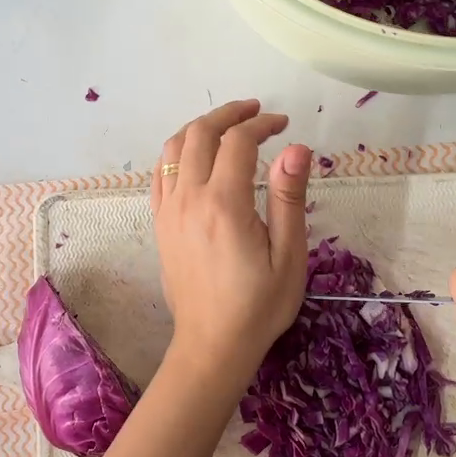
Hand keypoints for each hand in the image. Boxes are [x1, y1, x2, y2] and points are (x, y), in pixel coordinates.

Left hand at [150, 101, 310, 388]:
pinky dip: (177, 152)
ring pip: (174, 148)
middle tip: (256, 112)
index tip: (283, 125)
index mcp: (224, 204)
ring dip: (200, 128)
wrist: (212, 344)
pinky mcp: (160, 224)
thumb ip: (290, 198)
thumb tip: (295, 147)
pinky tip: (195, 156)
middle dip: (229, 114)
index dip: (262, 125)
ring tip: (227, 126)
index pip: (238, 142)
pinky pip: (160, 173)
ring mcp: (168, 211)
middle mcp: (189, 199)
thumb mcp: (288, 256)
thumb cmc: (259, 305)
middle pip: (200, 134)